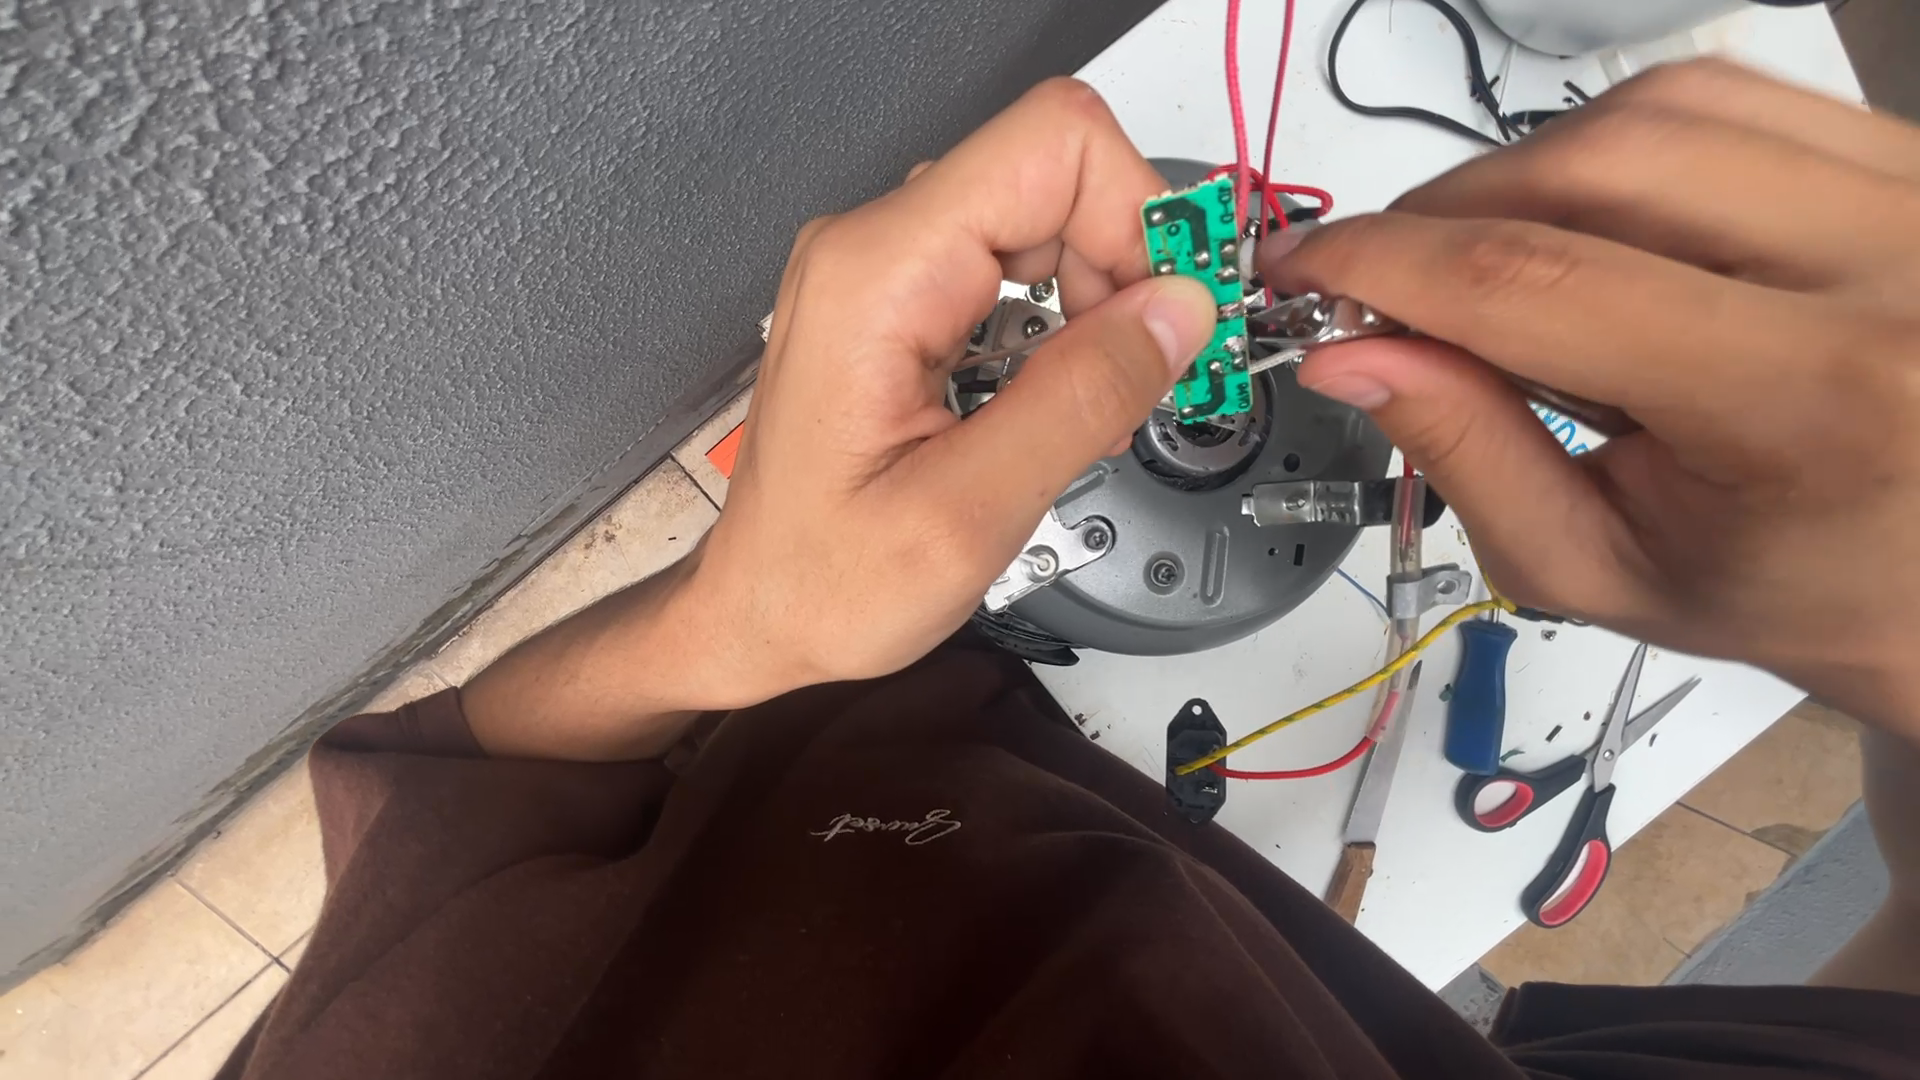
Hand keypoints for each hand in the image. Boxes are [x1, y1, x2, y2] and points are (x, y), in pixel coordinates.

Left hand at [682, 79, 1216, 703]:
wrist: (763, 609)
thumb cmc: (824, 580)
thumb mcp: (968, 510)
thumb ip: (1080, 398)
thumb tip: (1176, 313)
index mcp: (876, 279)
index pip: (1052, 148)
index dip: (1139, 216)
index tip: (1179, 310)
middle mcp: (872, 255)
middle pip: (1053, 181)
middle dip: (1126, 272)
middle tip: (1150, 371)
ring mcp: (884, 279)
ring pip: (1041, 227)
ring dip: (1097, 308)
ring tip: (1097, 403)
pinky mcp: (900, 313)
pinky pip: (1010, 276)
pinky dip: (1060, 330)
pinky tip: (1057, 401)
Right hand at [1265, 59, 1919, 739]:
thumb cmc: (1753, 590)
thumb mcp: (1572, 560)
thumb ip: (1457, 451)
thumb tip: (1340, 357)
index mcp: (1800, 398)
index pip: (1531, 282)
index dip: (1381, 262)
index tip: (1291, 268)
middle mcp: (1892, 257)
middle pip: (1589, 168)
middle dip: (1432, 217)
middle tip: (1365, 283)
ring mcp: (1919, 189)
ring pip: (1648, 115)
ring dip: (1500, 182)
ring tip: (1453, 264)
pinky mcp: (1909, 159)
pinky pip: (1712, 106)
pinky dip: (1582, 157)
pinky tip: (1551, 231)